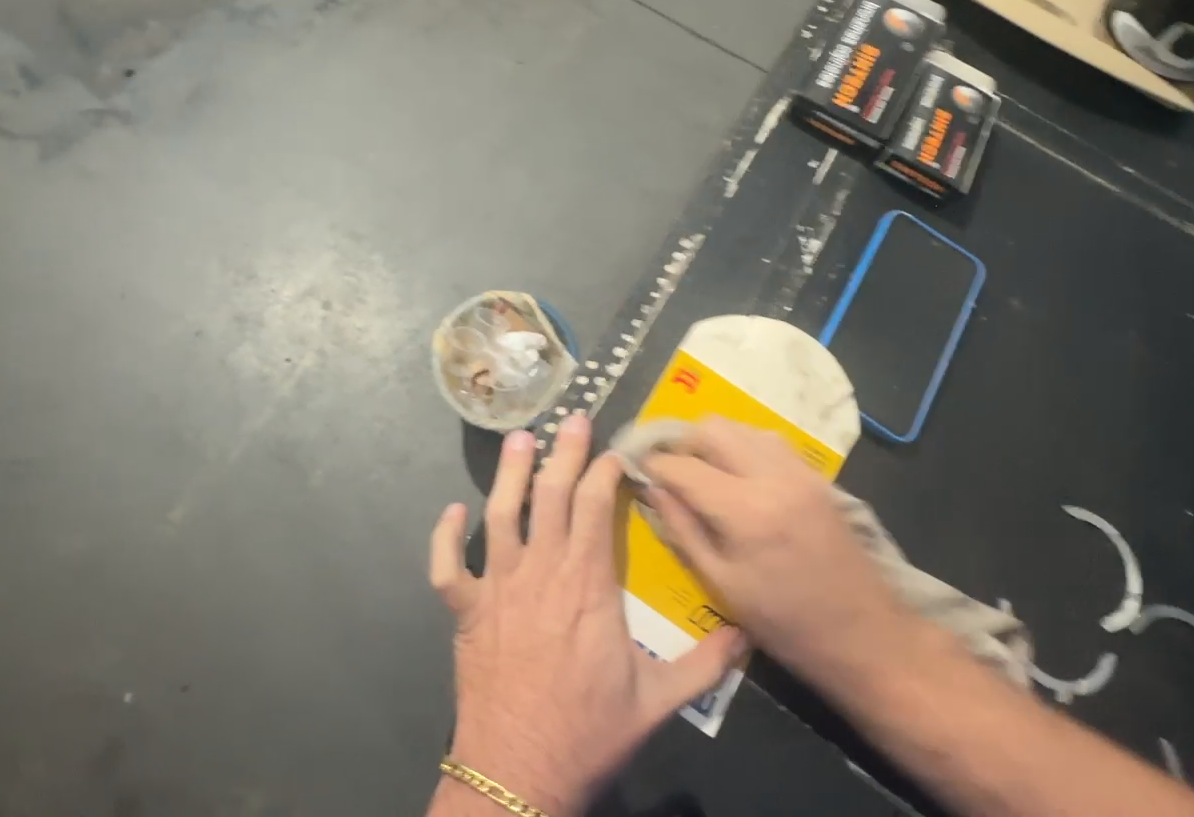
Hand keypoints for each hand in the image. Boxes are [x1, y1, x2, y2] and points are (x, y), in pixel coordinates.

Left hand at [429, 415, 744, 816]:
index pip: (595, 508)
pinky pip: (448, 569)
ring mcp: (498, 591)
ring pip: (501, 517)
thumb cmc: (589, 734)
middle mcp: (541, 574)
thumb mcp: (658, 701)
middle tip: (572, 419)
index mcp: (588, 586)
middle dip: (564, 453)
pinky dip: (446, 538)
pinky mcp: (466, 615)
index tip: (616, 452)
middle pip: (551, 497)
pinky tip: (453, 512)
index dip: (605, 472)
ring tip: (519, 439)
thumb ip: (704, 664)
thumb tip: (747, 634)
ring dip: (509, 476)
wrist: (520, 774)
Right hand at [642, 417, 910, 684]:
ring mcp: (799, 471)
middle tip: (670, 471)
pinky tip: (736, 475)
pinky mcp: (816, 475)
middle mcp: (772, 476)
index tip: (636, 467)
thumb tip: (652, 488)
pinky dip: (743, 446)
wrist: (863, 633)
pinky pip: (768, 440)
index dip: (654, 463)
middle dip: (682, 444)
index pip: (684, 466)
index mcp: (744, 510)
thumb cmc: (784, 622)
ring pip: (741, 427)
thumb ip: (682, 528)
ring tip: (701, 472)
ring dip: (714, 442)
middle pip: (712, 429)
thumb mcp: (721, 583)